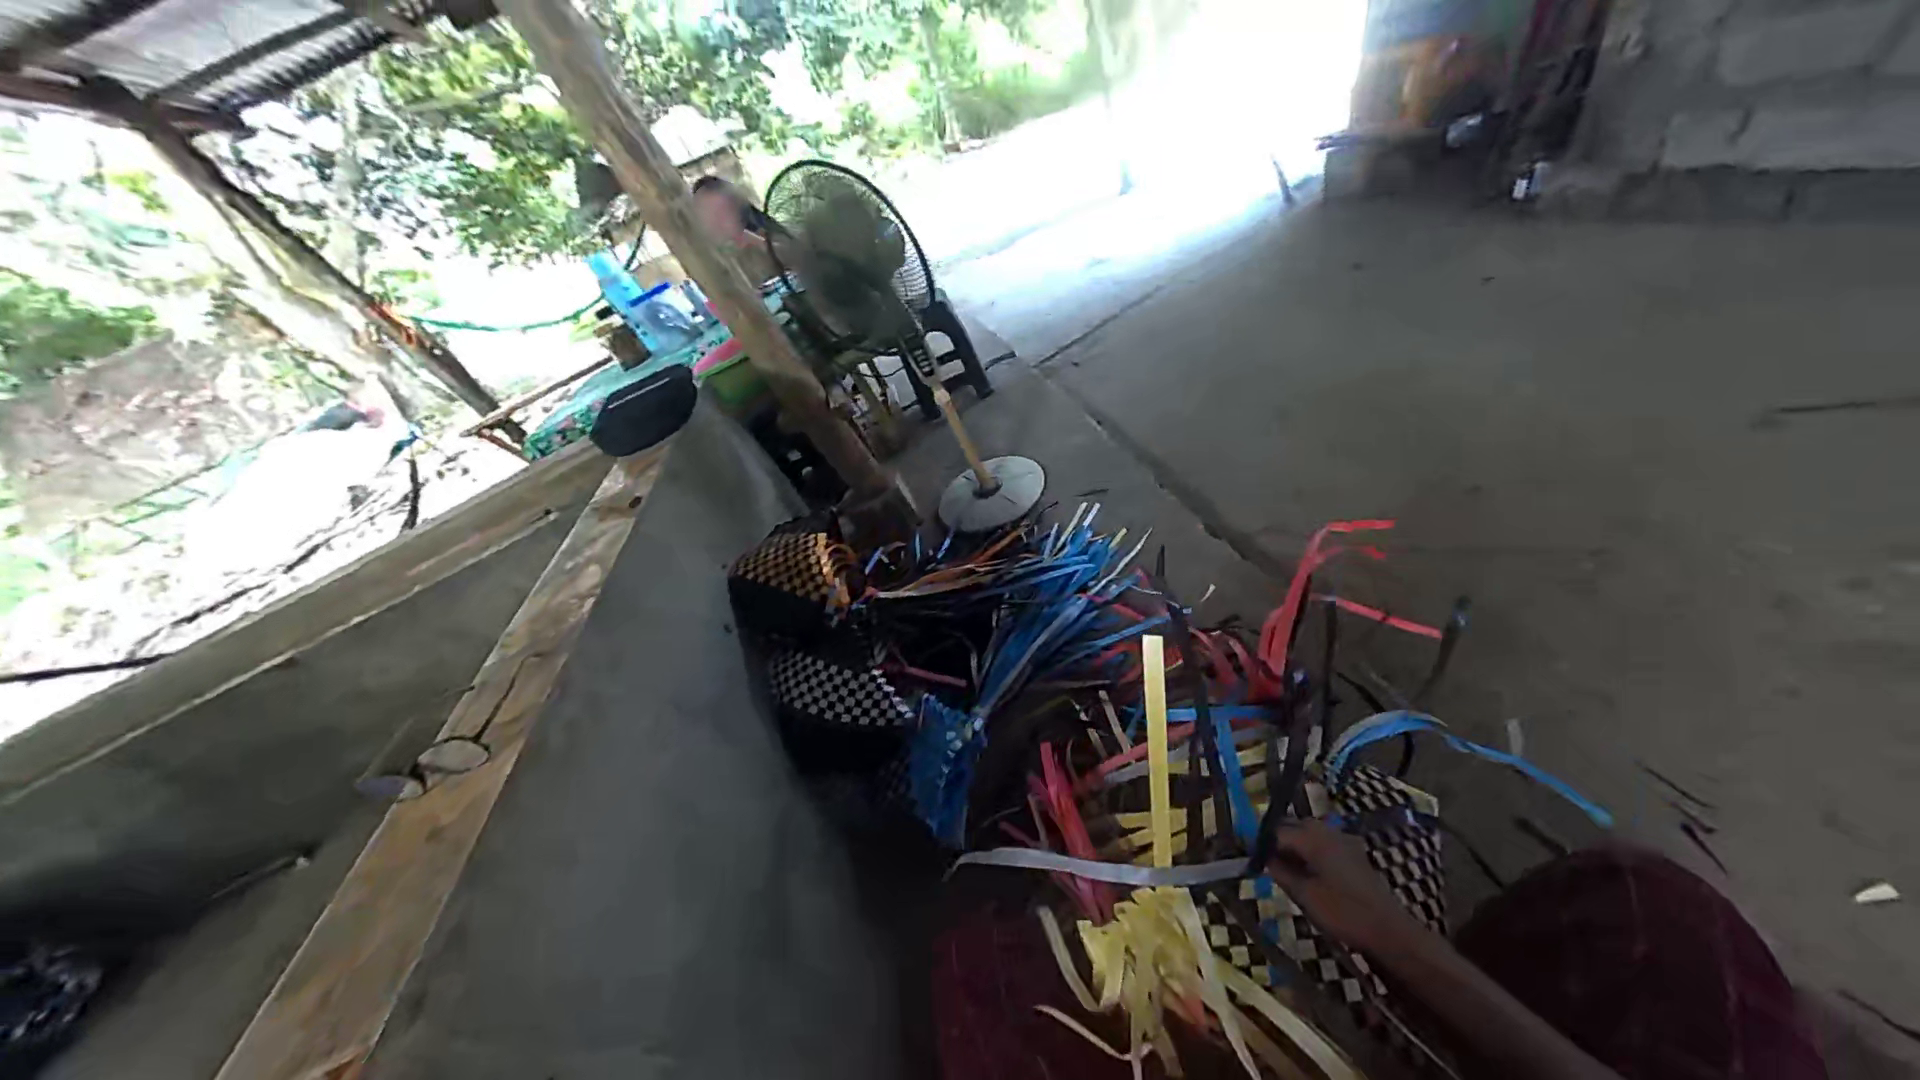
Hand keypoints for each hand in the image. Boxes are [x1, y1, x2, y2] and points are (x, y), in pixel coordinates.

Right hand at [1265, 819, 1428, 955]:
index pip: (1276, 830)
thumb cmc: (1344, 913)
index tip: (1250, 857)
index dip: (1261, 843)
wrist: (1391, 932)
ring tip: (1285, 867)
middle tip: (1266, 862)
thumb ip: (1280, 872)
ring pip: (1308, 832)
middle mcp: (1327, 831)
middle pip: (1292, 825)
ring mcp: (1343, 840)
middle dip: (1277, 840)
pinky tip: (1308, 870)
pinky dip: (1310, 850)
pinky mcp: (1353, 853)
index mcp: (1312, 837)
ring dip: (1294, 844)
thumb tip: (1263, 858)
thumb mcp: (1304, 895)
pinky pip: (1323, 841)